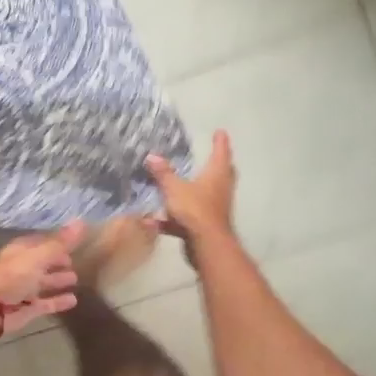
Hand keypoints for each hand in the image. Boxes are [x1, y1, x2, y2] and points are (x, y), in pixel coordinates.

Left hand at [0, 220, 85, 334]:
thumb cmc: (14, 275)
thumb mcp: (39, 255)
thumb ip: (61, 242)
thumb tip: (82, 221)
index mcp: (20, 251)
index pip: (39, 242)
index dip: (55, 241)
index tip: (73, 241)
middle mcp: (21, 268)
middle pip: (41, 262)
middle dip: (56, 261)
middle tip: (74, 261)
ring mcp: (23, 289)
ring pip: (43, 282)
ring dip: (57, 280)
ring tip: (76, 279)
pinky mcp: (27, 308)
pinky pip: (46, 303)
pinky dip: (58, 301)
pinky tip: (73, 301)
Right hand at [145, 130, 236, 244]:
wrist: (206, 244)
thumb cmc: (194, 209)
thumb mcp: (174, 188)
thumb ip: (163, 173)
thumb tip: (152, 156)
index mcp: (216, 175)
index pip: (220, 153)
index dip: (220, 142)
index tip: (220, 132)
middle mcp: (220, 189)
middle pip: (223, 173)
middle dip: (218, 164)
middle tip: (214, 155)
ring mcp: (215, 207)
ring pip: (209, 193)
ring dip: (200, 187)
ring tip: (188, 182)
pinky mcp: (207, 224)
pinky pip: (191, 215)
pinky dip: (176, 216)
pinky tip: (155, 221)